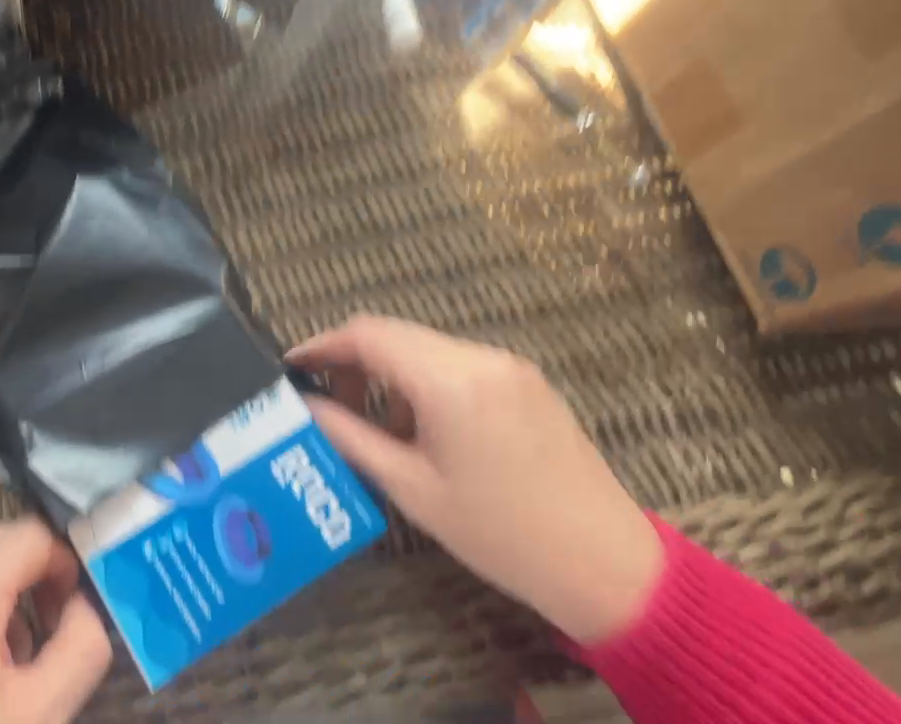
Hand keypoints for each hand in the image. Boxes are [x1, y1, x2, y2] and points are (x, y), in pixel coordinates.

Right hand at [289, 317, 663, 644]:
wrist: (608, 566)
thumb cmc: (499, 533)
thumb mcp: (410, 487)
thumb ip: (349, 436)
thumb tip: (304, 406)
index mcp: (450, 381)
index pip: (367, 334)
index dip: (321, 345)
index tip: (291, 368)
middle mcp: (480, 358)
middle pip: (394, 334)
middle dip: (351, 360)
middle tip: (325, 401)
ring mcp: (508, 366)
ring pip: (423, 347)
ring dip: (387, 372)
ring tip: (372, 424)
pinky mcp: (525, 382)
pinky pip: (455, 363)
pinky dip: (421, 381)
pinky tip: (417, 428)